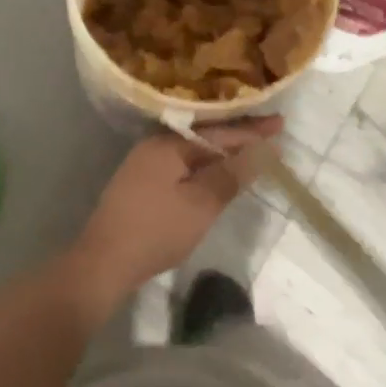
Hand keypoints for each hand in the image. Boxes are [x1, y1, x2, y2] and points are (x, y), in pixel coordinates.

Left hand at [69, 116, 283, 300]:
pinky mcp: (142, 185)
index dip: (251, 130)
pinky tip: (219, 174)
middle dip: (238, 138)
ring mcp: (144, 166)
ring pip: (192, 153)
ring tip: (253, 151)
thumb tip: (263, 150)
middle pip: (204, 137)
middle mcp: (154, 147)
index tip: (281, 123)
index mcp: (167, 144)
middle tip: (273, 133)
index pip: (218, 132)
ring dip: (222, 153)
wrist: (104, 262)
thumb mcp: (200, 204)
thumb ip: (231, 175)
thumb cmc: (156, 231)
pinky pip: (182, 166)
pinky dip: (205, 168)